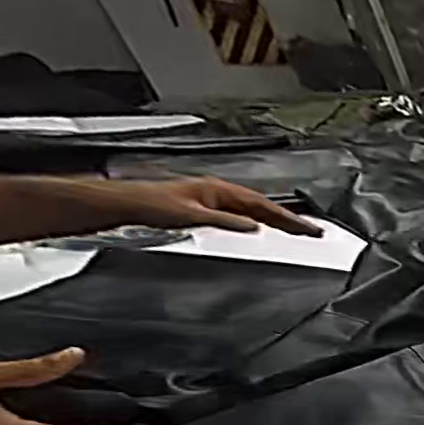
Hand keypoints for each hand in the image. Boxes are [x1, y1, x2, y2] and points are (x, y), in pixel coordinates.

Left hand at [94, 177, 320, 236]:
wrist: (111, 206)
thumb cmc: (143, 204)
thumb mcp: (190, 214)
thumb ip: (226, 221)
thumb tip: (255, 227)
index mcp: (217, 190)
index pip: (264, 205)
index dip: (290, 218)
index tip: (311, 229)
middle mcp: (215, 194)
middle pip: (261, 207)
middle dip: (288, 219)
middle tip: (313, 231)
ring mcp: (208, 202)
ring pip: (251, 213)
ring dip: (274, 223)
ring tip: (295, 233)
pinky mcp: (200, 212)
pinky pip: (239, 219)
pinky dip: (257, 226)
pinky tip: (261, 234)